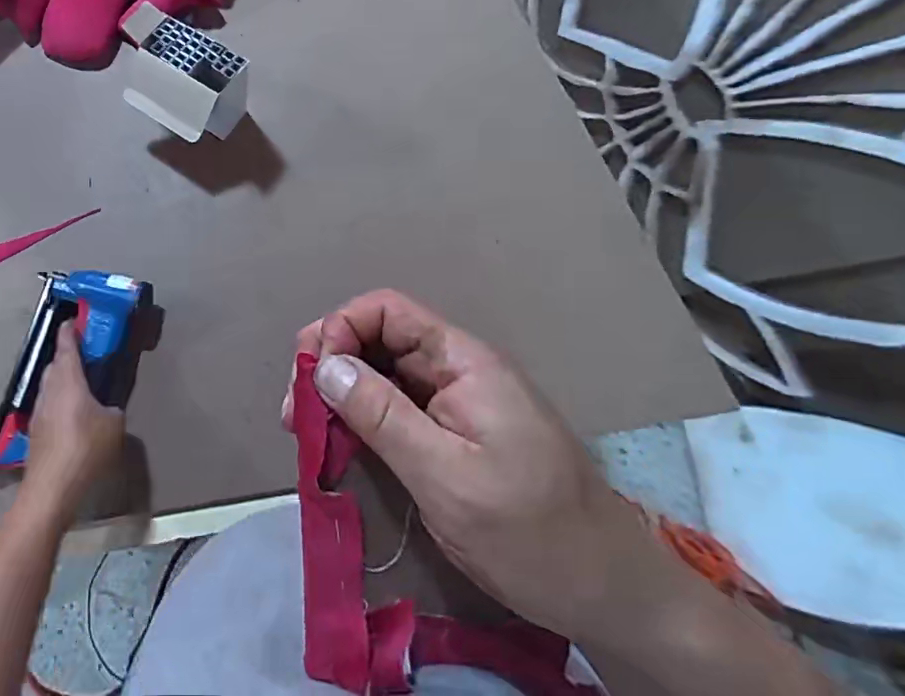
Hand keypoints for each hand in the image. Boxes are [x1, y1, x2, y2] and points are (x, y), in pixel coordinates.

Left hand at [21, 321, 124, 515]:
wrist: (52, 487)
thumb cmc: (85, 447)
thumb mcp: (114, 424)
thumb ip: (112, 407)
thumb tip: (108, 407)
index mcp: (68, 378)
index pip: (66, 344)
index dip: (70, 329)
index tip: (76, 320)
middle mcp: (49, 388)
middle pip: (56, 363)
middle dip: (68, 357)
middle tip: (88, 359)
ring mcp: (38, 410)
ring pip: (50, 385)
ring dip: (63, 381)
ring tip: (83, 389)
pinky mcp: (35, 430)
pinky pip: (49, 405)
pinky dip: (59, 402)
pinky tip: (73, 418)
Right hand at [285, 290, 688, 642]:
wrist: (607, 593)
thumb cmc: (532, 534)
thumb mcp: (447, 477)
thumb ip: (383, 416)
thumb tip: (324, 365)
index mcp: (462, 362)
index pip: (385, 311)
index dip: (340, 330)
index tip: (311, 379)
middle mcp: (454, 370)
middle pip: (375, 338)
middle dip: (328, 364)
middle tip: (296, 412)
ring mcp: (451, 401)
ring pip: (378, 373)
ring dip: (337, 394)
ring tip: (308, 431)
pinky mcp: (448, 432)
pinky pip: (391, 408)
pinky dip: (357, 419)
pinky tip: (337, 444)